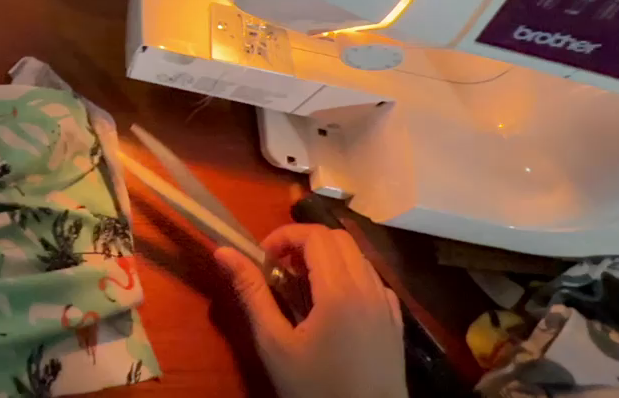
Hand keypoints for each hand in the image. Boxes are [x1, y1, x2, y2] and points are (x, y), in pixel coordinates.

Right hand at [214, 224, 405, 397]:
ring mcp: (387, 309)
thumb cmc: (316, 389)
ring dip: (328, 257)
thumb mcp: (274, 343)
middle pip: (338, 239)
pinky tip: (335, 303)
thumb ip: (251, 291)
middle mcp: (369, 291)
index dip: (284, 236)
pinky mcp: (396, 327)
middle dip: (305, 242)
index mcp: (339, 292)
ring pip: (358, 257)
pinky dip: (351, 276)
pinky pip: (375, 282)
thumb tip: (223, 250)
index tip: (264, 259)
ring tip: (303, 284)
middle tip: (281, 267)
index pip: (314, 236)